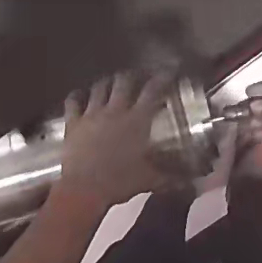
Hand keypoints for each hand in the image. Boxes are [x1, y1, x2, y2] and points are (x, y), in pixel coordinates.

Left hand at [55, 72, 173, 210]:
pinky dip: (77, 96)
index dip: (162, 79)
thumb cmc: (121, 182)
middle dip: (132, 76)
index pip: (153, 91)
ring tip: (111, 84)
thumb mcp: (150, 180)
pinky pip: (73, 102)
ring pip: (100, 88)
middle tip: (137, 78)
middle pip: (124, 81)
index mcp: (138, 121)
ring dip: (107, 83)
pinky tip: (79, 95)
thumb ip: (169, 176)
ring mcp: (92, 114)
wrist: (85, 188)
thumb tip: (188, 180)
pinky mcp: (74, 123)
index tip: (168, 73)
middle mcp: (115, 111)